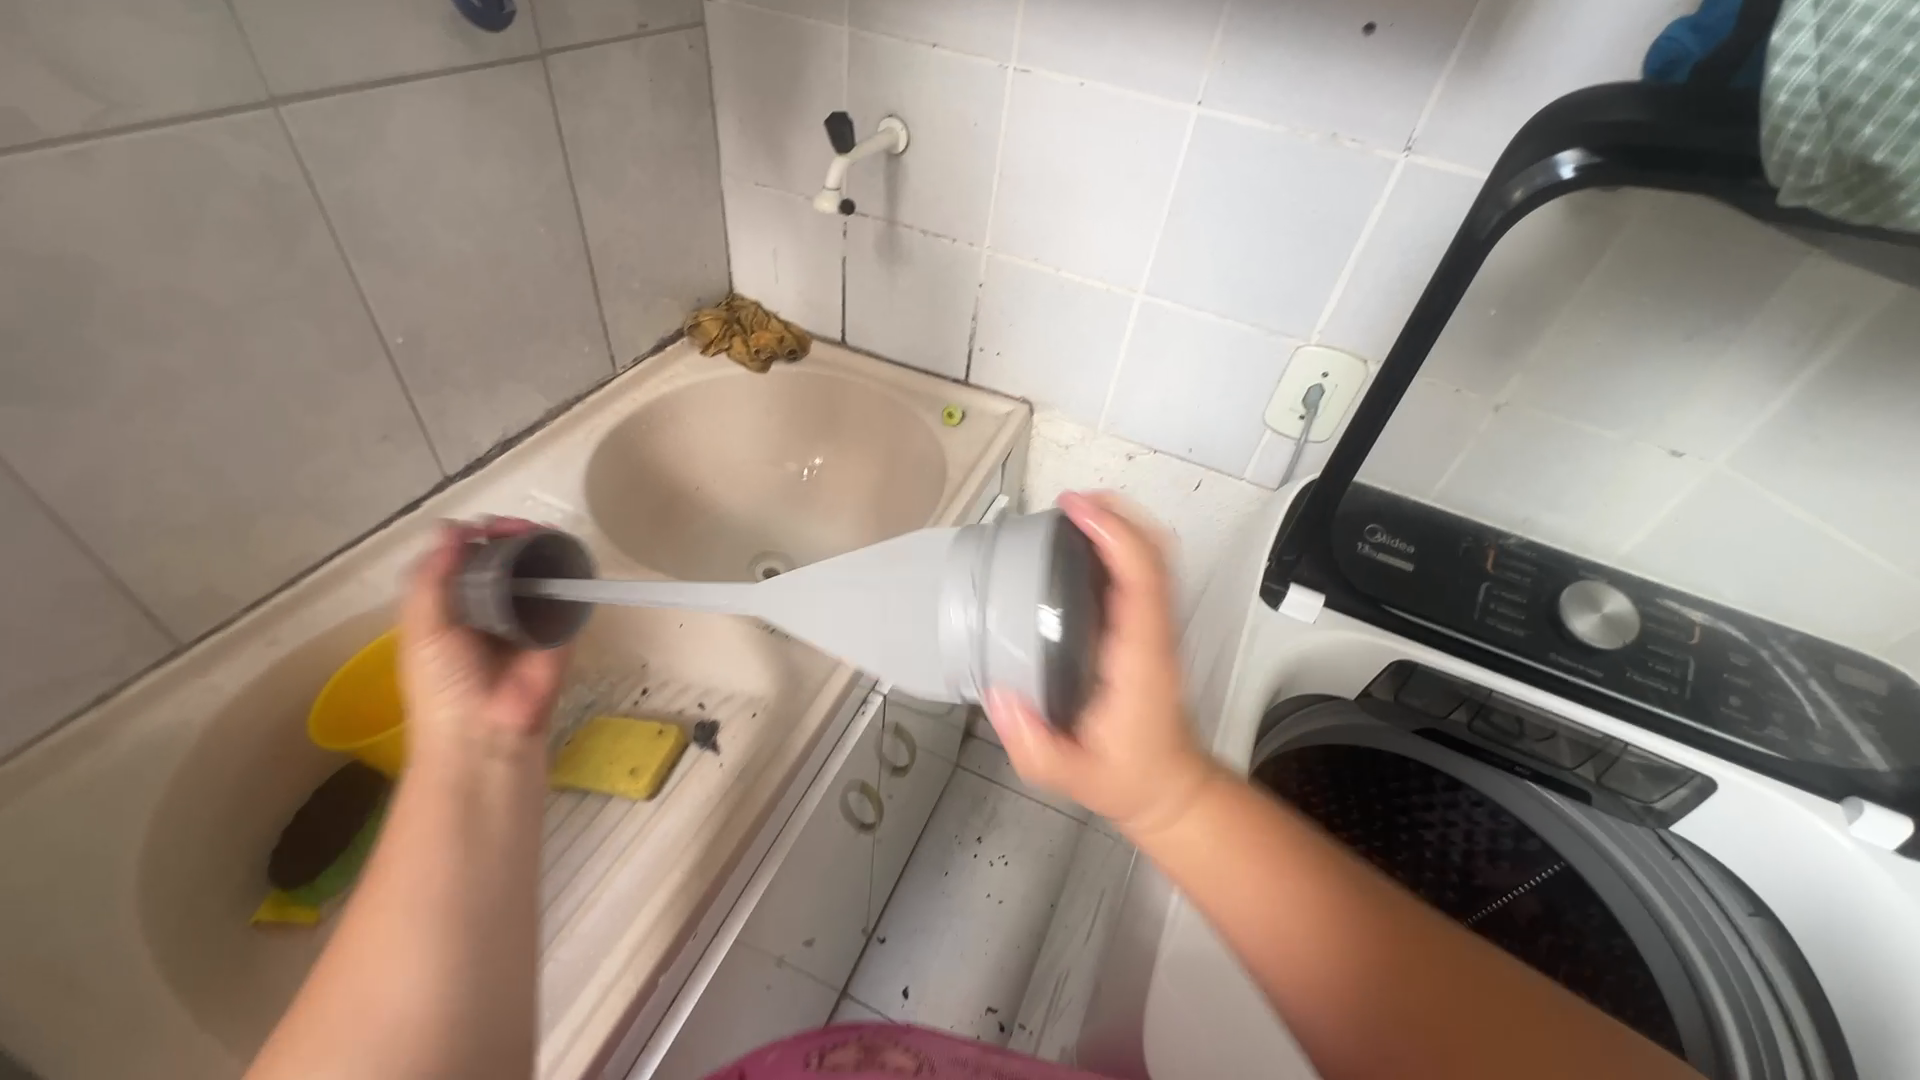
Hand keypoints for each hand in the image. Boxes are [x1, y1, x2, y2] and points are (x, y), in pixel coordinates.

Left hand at [398, 518, 570, 762]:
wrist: (487, 728)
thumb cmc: (443, 683)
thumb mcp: (421, 628)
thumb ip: (431, 578)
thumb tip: (453, 528)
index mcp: (451, 605)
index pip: (461, 558)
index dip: (469, 537)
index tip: (480, 529)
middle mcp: (490, 605)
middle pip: (501, 558)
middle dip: (507, 536)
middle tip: (516, 529)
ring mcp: (528, 615)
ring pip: (535, 569)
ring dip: (538, 546)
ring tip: (541, 534)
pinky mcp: (561, 626)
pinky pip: (565, 593)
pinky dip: (567, 570)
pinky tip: (565, 553)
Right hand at [984, 492, 1220, 837]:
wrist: (1170, 788)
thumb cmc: (1130, 778)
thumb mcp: (1074, 776)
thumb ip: (1034, 744)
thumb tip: (1000, 696)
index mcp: (1140, 659)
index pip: (1140, 579)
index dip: (1113, 534)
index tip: (1077, 510)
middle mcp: (1156, 635)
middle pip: (1156, 553)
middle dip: (1118, 515)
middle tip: (1072, 503)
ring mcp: (1159, 629)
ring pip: (1155, 558)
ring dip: (1121, 525)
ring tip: (1076, 514)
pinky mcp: (1151, 631)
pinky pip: (1144, 574)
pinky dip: (1121, 546)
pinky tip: (1086, 547)